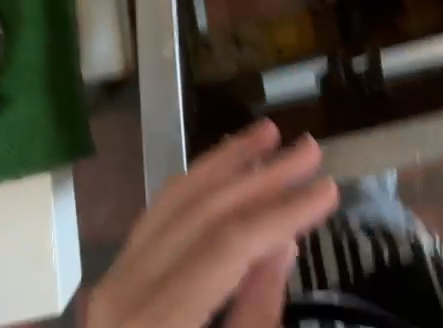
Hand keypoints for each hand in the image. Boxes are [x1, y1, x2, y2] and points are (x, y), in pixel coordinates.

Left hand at [84, 120, 338, 327]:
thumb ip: (254, 316)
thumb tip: (281, 242)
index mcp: (152, 325)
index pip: (226, 246)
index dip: (281, 211)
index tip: (329, 187)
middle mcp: (123, 291)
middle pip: (200, 213)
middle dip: (260, 175)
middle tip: (310, 149)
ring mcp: (112, 282)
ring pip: (173, 201)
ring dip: (225, 163)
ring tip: (268, 134)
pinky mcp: (115, 280)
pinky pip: (158, 218)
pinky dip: (196, 186)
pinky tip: (226, 170)